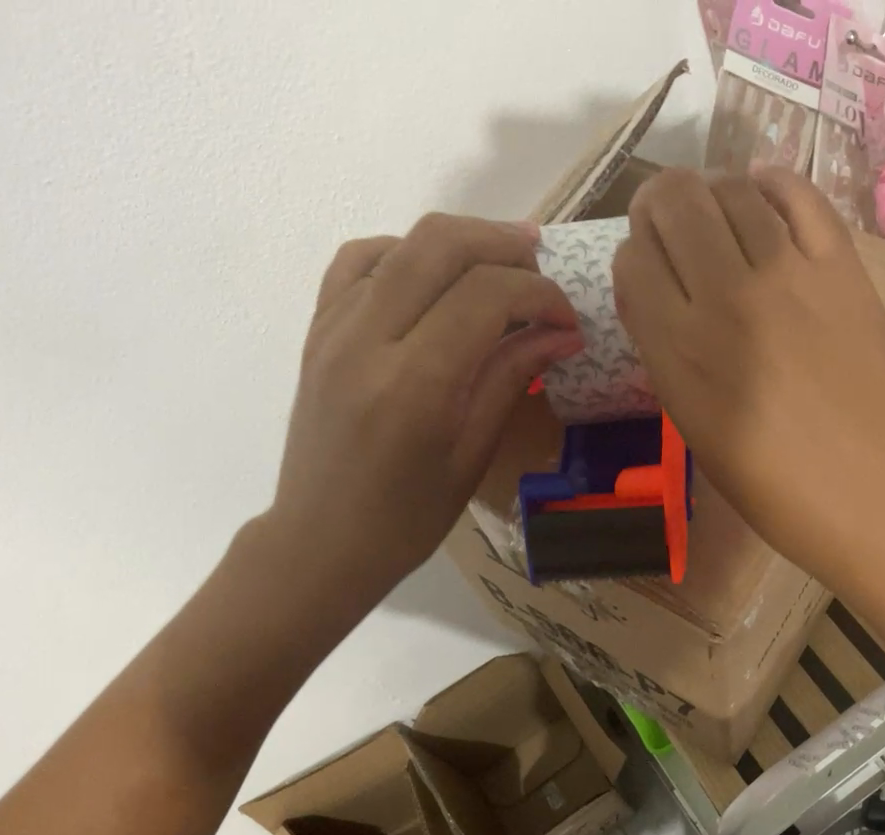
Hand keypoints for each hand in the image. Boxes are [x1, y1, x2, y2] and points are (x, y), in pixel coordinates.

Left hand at [257, 215, 581, 614]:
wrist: (320, 541)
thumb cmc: (407, 519)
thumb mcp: (472, 456)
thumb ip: (510, 379)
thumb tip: (561, 333)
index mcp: (414, 386)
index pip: (485, 295)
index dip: (539, 293)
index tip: (568, 319)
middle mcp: (367, 341)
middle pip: (441, 246)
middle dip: (504, 246)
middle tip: (544, 268)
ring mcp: (333, 329)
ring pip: (402, 243)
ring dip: (461, 242)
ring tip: (501, 265)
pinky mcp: (316, 329)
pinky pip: (359, 261)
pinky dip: (405, 254)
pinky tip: (434, 278)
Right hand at [612, 167, 884, 583]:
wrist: (875, 497)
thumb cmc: (776, 488)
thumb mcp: (696, 430)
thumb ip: (665, 354)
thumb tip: (652, 290)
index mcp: (680, 352)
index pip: (632, 261)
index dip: (633, 257)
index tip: (647, 272)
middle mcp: (727, 298)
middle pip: (674, 204)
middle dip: (658, 207)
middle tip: (670, 229)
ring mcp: (790, 275)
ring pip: (730, 190)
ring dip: (710, 195)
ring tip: (715, 220)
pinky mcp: (843, 267)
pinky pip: (799, 195)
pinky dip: (770, 185)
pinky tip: (760, 197)